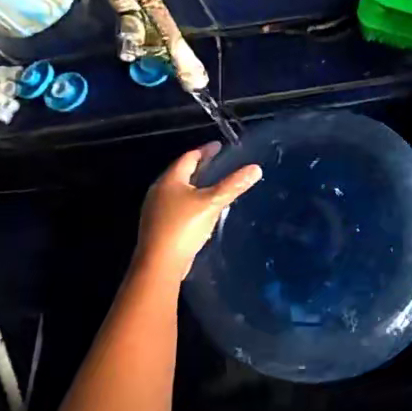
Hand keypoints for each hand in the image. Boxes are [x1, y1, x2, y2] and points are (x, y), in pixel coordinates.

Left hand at [134, 143, 262, 280]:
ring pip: (178, 190)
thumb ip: (233, 185)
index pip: (188, 158)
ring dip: (194, 185)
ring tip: (212, 185)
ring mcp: (156, 209)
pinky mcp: (158, 225)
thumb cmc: (184, 227)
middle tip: (217, 163)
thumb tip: (256, 168)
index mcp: (170, 180)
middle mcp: (159, 191)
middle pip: (181, 172)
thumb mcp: (212, 203)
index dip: (205, 151)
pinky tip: (201, 209)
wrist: (159, 263)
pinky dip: (190, 201)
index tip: (218, 146)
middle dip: (199, 167)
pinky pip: (176, 205)